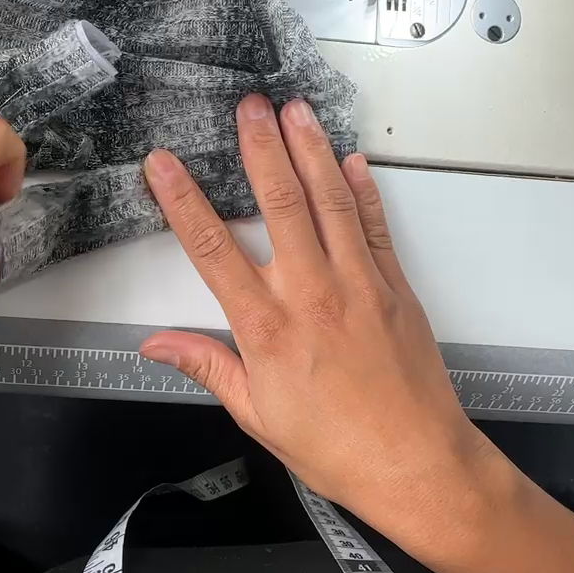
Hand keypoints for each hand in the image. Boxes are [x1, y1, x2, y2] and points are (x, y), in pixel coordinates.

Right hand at [140, 94, 573, 572]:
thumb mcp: (255, 412)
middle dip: (261, 148)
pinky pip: (375, 227)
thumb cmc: (333, 447)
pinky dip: (364, 190)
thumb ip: (207, 365)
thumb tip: (155, 343)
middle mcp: (311, 293)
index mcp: (267, 327)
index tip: (163, 163)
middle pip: (280, 205)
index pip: (212, 250)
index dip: (183, 201)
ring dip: (311, 151)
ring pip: (330, 202)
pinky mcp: (394, 287)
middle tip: (249, 105)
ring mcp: (359, 283)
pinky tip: (351, 159)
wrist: (418, 467)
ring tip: (296, 110)